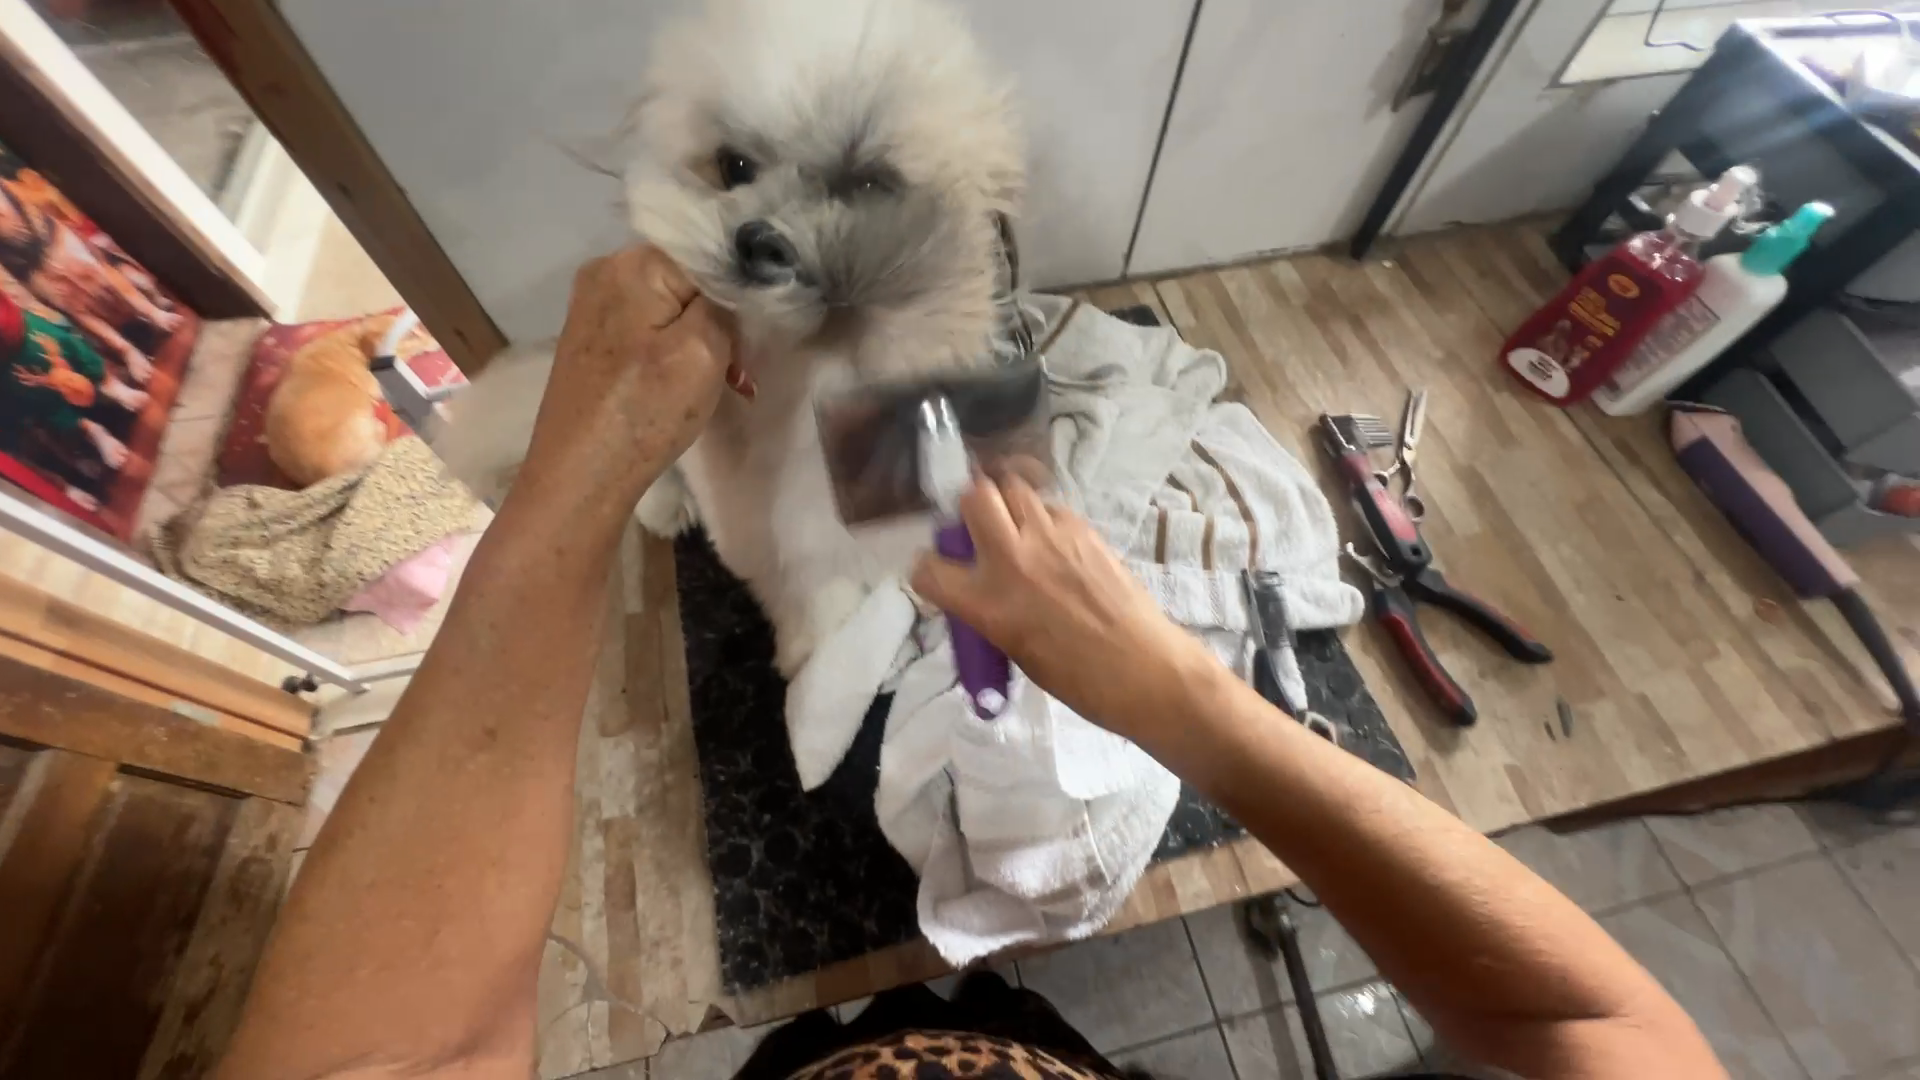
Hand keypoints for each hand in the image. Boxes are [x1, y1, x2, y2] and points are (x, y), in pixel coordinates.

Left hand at [519, 245, 736, 515]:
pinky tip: (690, 385)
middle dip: (723, 320)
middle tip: (742, 369)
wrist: (582, 473)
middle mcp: (607, 270)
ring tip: (726, 382)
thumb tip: (735, 282)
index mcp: (633, 263)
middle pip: (690, 279)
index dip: (741, 292)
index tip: (756, 334)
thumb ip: (724, 305)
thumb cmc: (646, 411)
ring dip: (706, 341)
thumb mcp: (704, 351)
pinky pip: (651, 328)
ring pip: (674, 307)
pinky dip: (678, 352)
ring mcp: (596, 305)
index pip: (710, 255)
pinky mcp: (595, 337)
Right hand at [911, 475, 1218, 737]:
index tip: (938, 574)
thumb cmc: (1077, 678)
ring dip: (1006, 503)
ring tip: (1015, 527)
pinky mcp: (1082, 528)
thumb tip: (979, 590)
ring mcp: (1049, 536)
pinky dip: (1041, 517)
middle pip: (973, 497)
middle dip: (969, 509)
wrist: (1144, 667)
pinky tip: (1052, 542)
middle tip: (980, 531)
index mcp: (987, 602)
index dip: (927, 570)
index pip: (928, 568)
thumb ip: (987, 611)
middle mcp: (1011, 558)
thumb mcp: (1013, 650)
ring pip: (1012, 486)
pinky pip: (1048, 505)